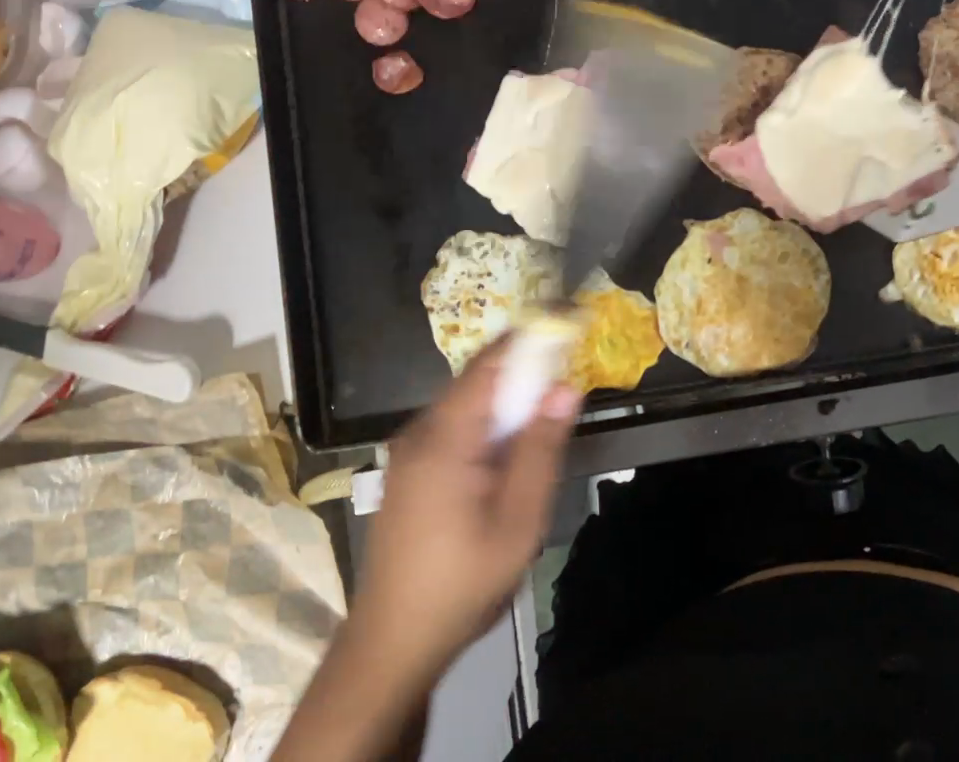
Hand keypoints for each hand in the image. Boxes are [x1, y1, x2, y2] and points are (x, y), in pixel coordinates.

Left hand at [351, 339, 583, 680]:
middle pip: (477, 382)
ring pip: (465, 406)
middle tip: (566, 381)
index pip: (490, 364)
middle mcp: (418, 434)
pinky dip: (486, 426)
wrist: (393, 640)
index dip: (529, 336)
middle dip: (524, 372)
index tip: (565, 317)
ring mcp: (407, 454)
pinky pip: (452, 429)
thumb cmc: (463, 582)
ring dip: (506, 403)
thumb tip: (565, 388)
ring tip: (543, 425)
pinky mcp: (407, 472)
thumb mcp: (518, 520)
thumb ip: (541, 450)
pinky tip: (506, 459)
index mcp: (445, 439)